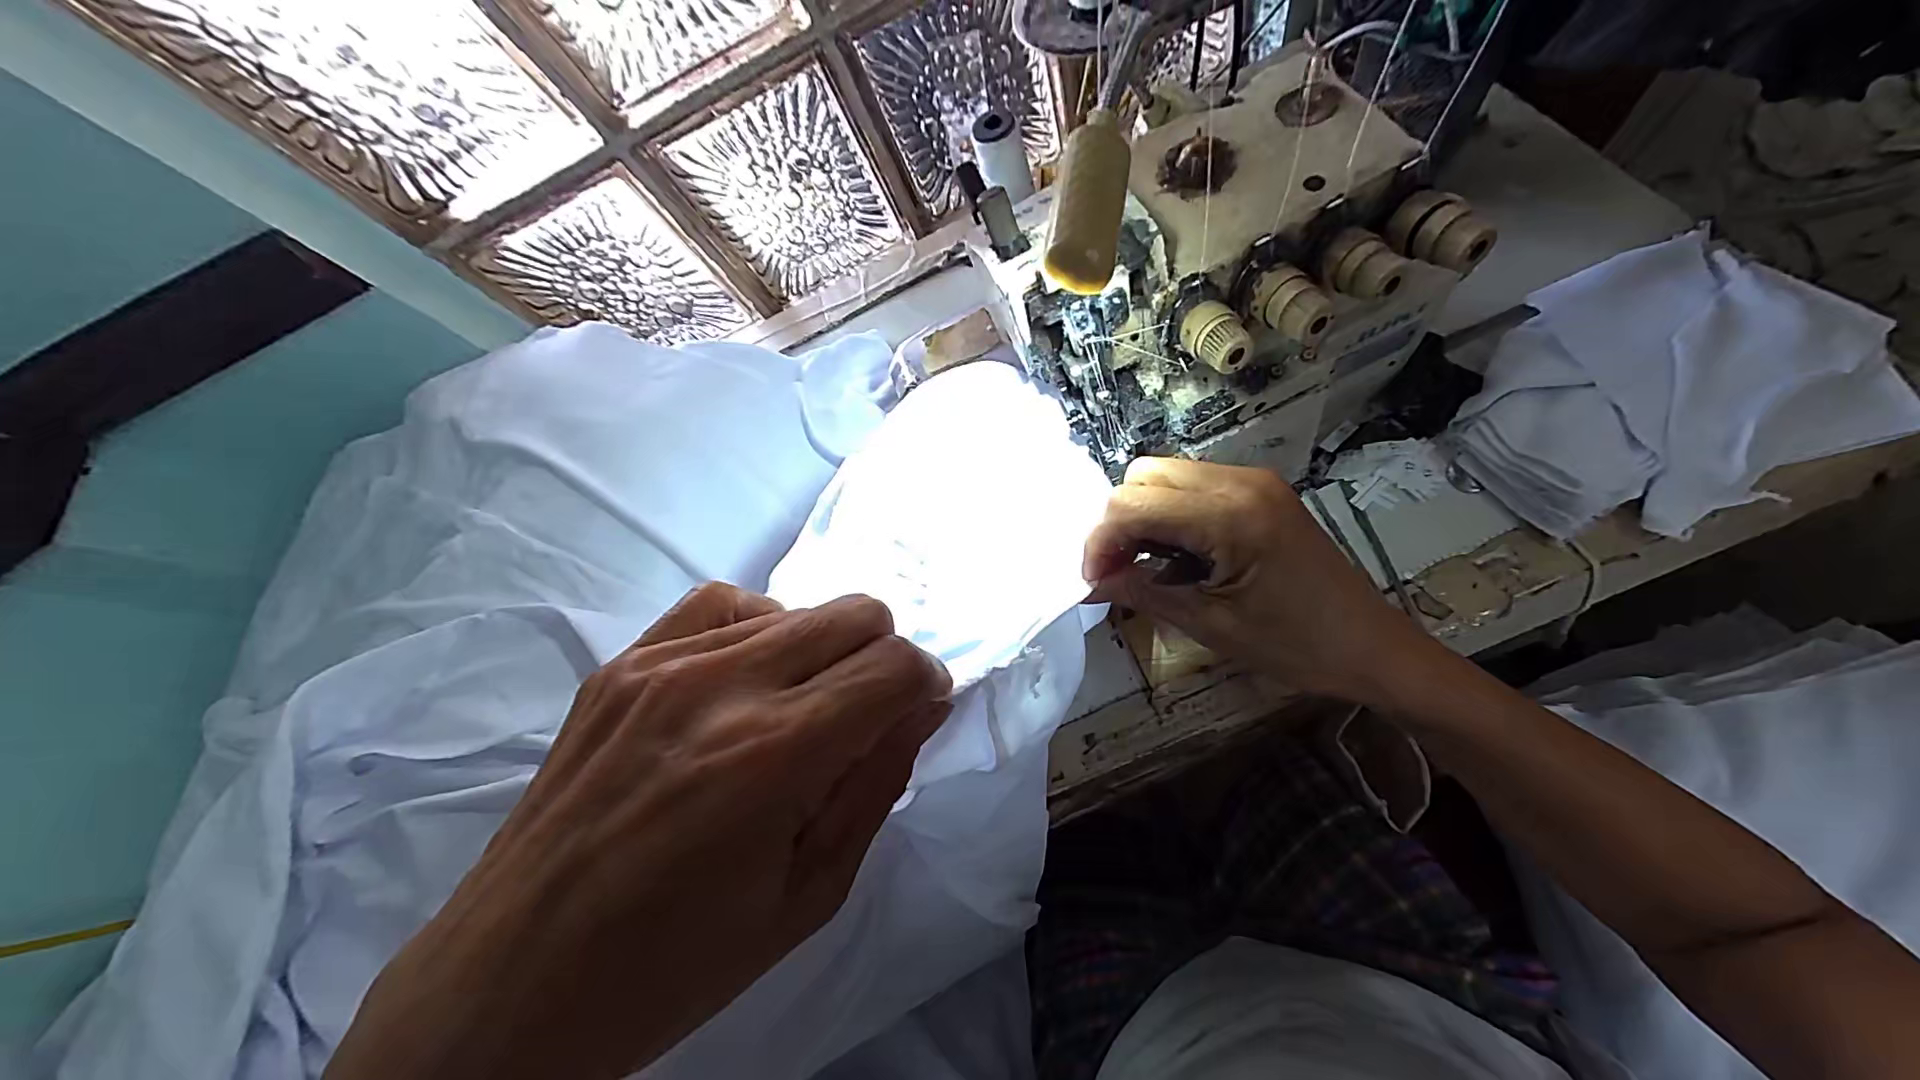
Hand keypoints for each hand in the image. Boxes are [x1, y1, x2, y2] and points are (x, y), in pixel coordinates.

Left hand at [326, 584, 951, 1079]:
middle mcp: (720, 685)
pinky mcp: (621, 662)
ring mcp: (661, 663)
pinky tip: (743, 682)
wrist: (512, 982)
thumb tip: (923, 702)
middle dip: (883, 658)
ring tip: (796, 709)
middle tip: (864, 716)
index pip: (894, 665)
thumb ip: (879, 782)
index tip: (919, 712)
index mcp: (773, 754)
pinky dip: (758, 630)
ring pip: (795, 604)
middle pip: (856, 612)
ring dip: (821, 650)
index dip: (927, 682)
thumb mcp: (811, 893)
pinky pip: (722, 604)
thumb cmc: (678, 964)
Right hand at [1083, 457, 1435, 704]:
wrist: (1374, 648)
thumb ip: (1142, 593)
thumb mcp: (1210, 626)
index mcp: (1230, 515)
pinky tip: (1178, 554)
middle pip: (1143, 476)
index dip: (1100, 541)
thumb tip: (1088, 583)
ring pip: (1165, 475)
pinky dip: (1170, 514)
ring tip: (1146, 565)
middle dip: (1117, 522)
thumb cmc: (1297, 646)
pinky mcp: (1260, 491)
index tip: (1094, 581)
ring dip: (1142, 516)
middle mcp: (1240, 482)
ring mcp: (1253, 481)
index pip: (1132, 504)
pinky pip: (1193, 486)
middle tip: (1118, 572)